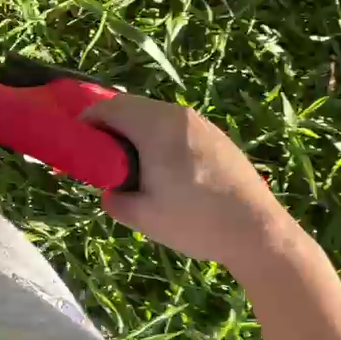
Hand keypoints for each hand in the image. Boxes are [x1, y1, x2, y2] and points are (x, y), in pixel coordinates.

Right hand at [81, 95, 297, 274]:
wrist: (261, 234)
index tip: (79, 141)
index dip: (87, 120)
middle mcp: (175, 114)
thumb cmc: (197, 222)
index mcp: (154, 127)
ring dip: (136, 127)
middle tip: (104, 152)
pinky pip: (175, 123)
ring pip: (154, 112)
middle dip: (111, 123)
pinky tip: (167, 164)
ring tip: (135, 160)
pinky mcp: (215, 134)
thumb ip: (114, 200)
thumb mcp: (144, 218)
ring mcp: (199, 121)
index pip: (108, 108)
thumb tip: (107, 191)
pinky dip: (160, 133)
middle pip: (130, 105)